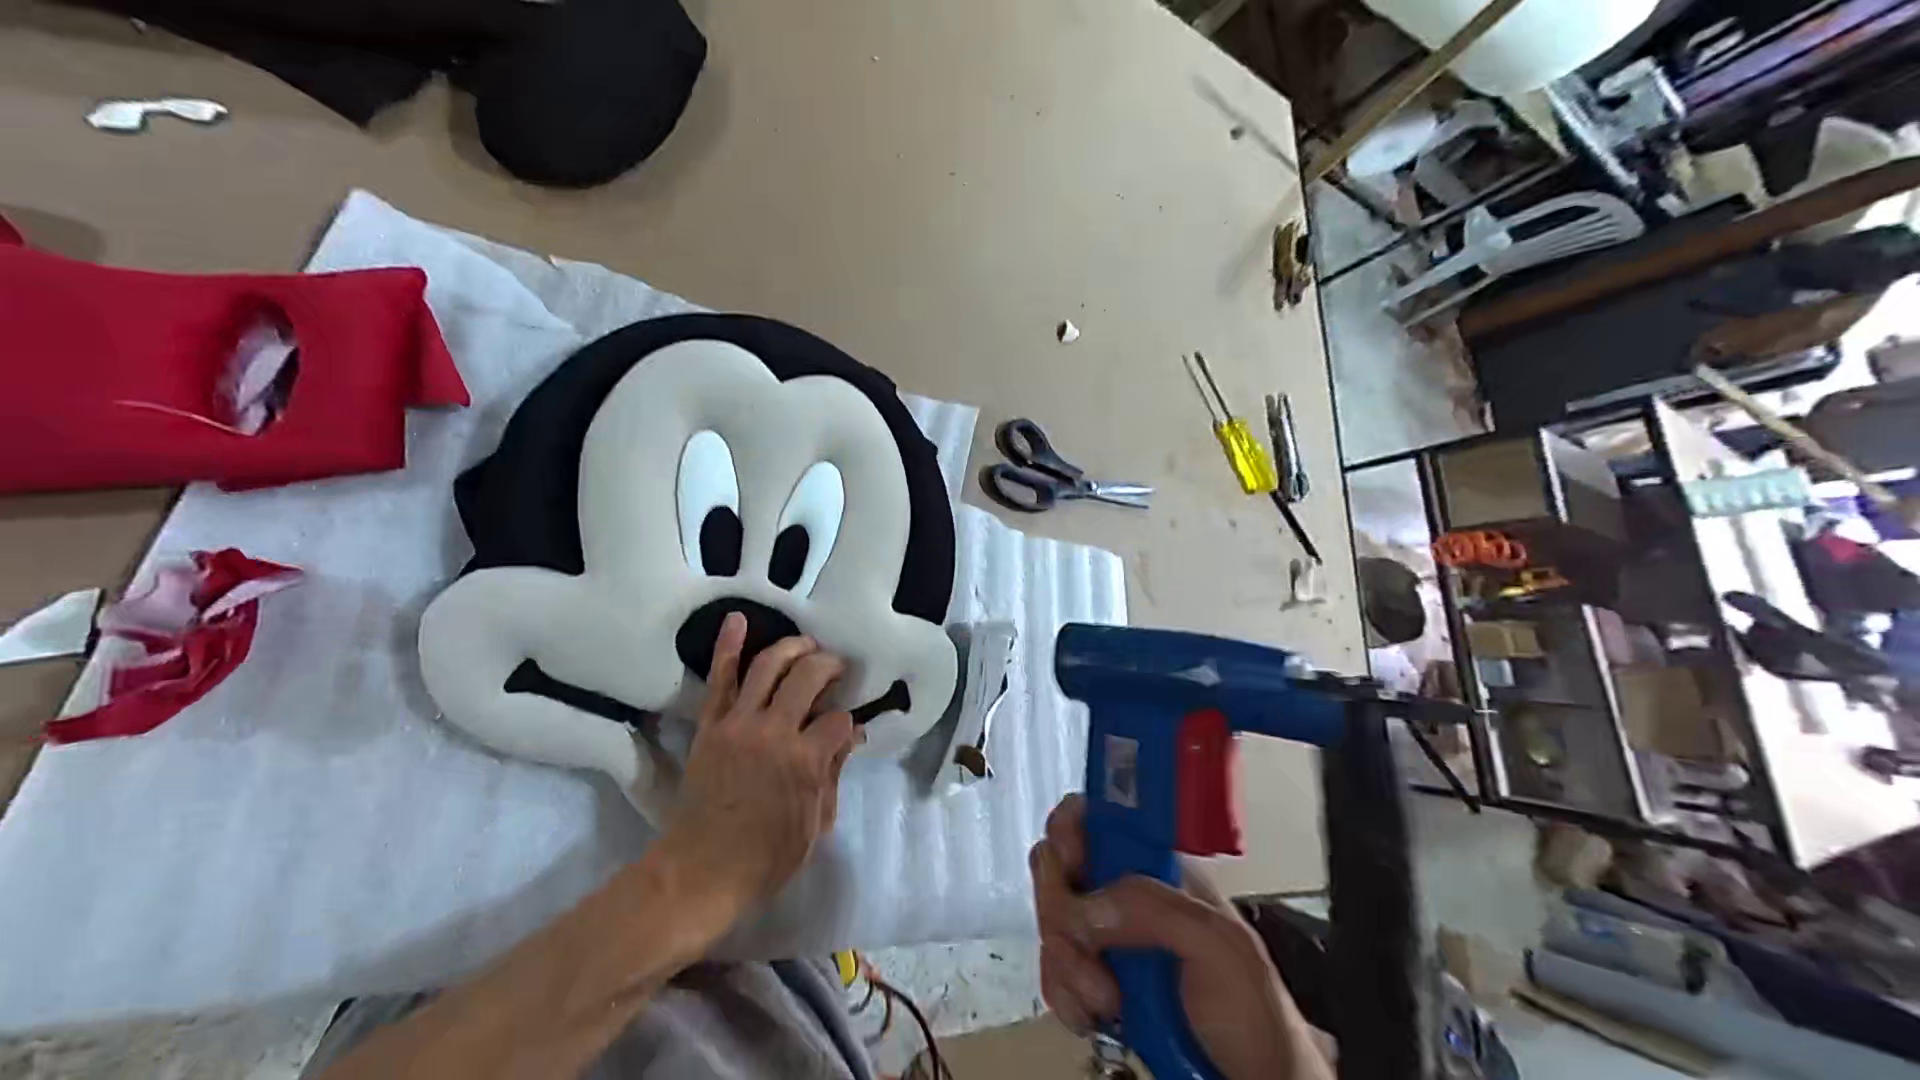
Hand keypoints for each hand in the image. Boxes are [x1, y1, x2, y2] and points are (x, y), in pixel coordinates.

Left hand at [653, 614, 857, 915]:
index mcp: (805, 761)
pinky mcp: (710, 725)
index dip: (848, 721)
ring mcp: (738, 724)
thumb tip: (850, 737)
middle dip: (830, 665)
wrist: (699, 872)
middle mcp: (774, 731)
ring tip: (808, 645)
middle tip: (837, 668)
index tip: (846, 729)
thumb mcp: (815, 825)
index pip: (838, 719)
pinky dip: (727, 646)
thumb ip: (833, 774)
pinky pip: (720, 679)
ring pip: (769, 665)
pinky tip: (738, 620)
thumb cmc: (766, 858)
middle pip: (809, 676)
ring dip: (794, 647)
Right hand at [1029, 795, 1333, 1079]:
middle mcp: (1121, 891)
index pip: (1095, 815)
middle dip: (1061, 910)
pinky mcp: (1088, 977)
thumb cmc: (1252, 1011)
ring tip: (1109, 998)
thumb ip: (1155, 908)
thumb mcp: (1219, 945)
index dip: (1069, 828)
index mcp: (1153, 865)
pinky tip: (1095, 1014)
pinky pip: (1049, 969)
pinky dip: (1063, 995)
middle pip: (1056, 866)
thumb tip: (1086, 903)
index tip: (1070, 863)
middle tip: (1090, 948)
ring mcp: (1102, 934)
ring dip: (1068, 965)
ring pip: (1048, 921)